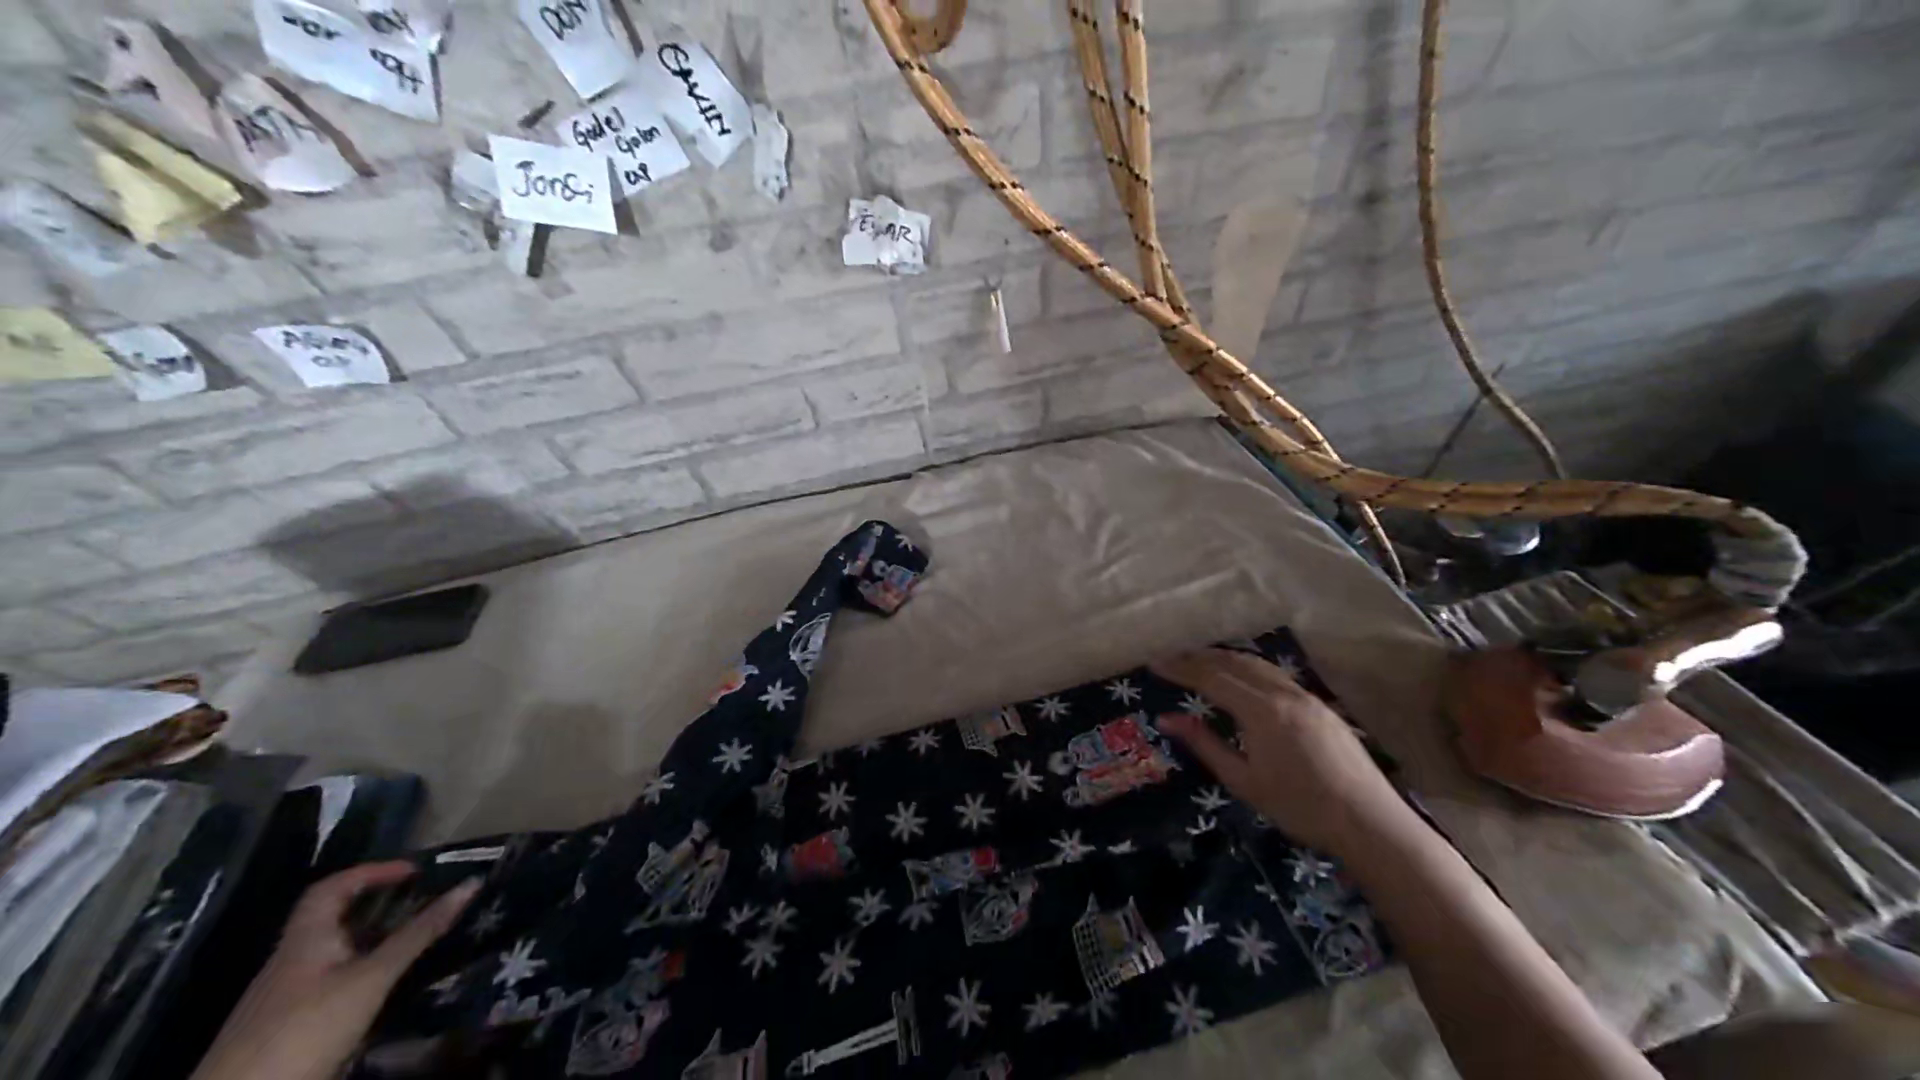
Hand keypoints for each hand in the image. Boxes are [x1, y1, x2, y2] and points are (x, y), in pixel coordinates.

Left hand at [193, 862, 477, 1079]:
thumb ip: (418, 934)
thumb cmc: (306, 1029)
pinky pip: (332, 980)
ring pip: (335, 951)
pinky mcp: (287, 1026)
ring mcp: (285, 997)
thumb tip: (470, 885)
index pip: (331, 888)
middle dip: (379, 905)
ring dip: (374, 938)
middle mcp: (290, 961)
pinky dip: (363, 970)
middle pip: (333, 919)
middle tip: (422, 901)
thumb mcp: (371, 979)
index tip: (414, 871)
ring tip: (415, 938)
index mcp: (304, 940)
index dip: (371, 871)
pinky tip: (384, 985)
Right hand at [1152, 648, 1413, 859]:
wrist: (1370, 822)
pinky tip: (1241, 677)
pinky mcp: (1320, 705)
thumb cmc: (1299, 807)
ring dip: (1225, 658)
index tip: (1154, 663)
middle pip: (1234, 662)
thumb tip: (1166, 719)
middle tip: (1170, 657)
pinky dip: (1248, 668)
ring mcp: (1306, 696)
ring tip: (1199, 660)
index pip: (1211, 677)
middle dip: (1199, 657)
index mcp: (1261, 710)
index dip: (1180, 668)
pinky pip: (1275, 674)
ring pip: (1258, 664)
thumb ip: (1204, 744)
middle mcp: (1284, 693)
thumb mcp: (1243, 780)